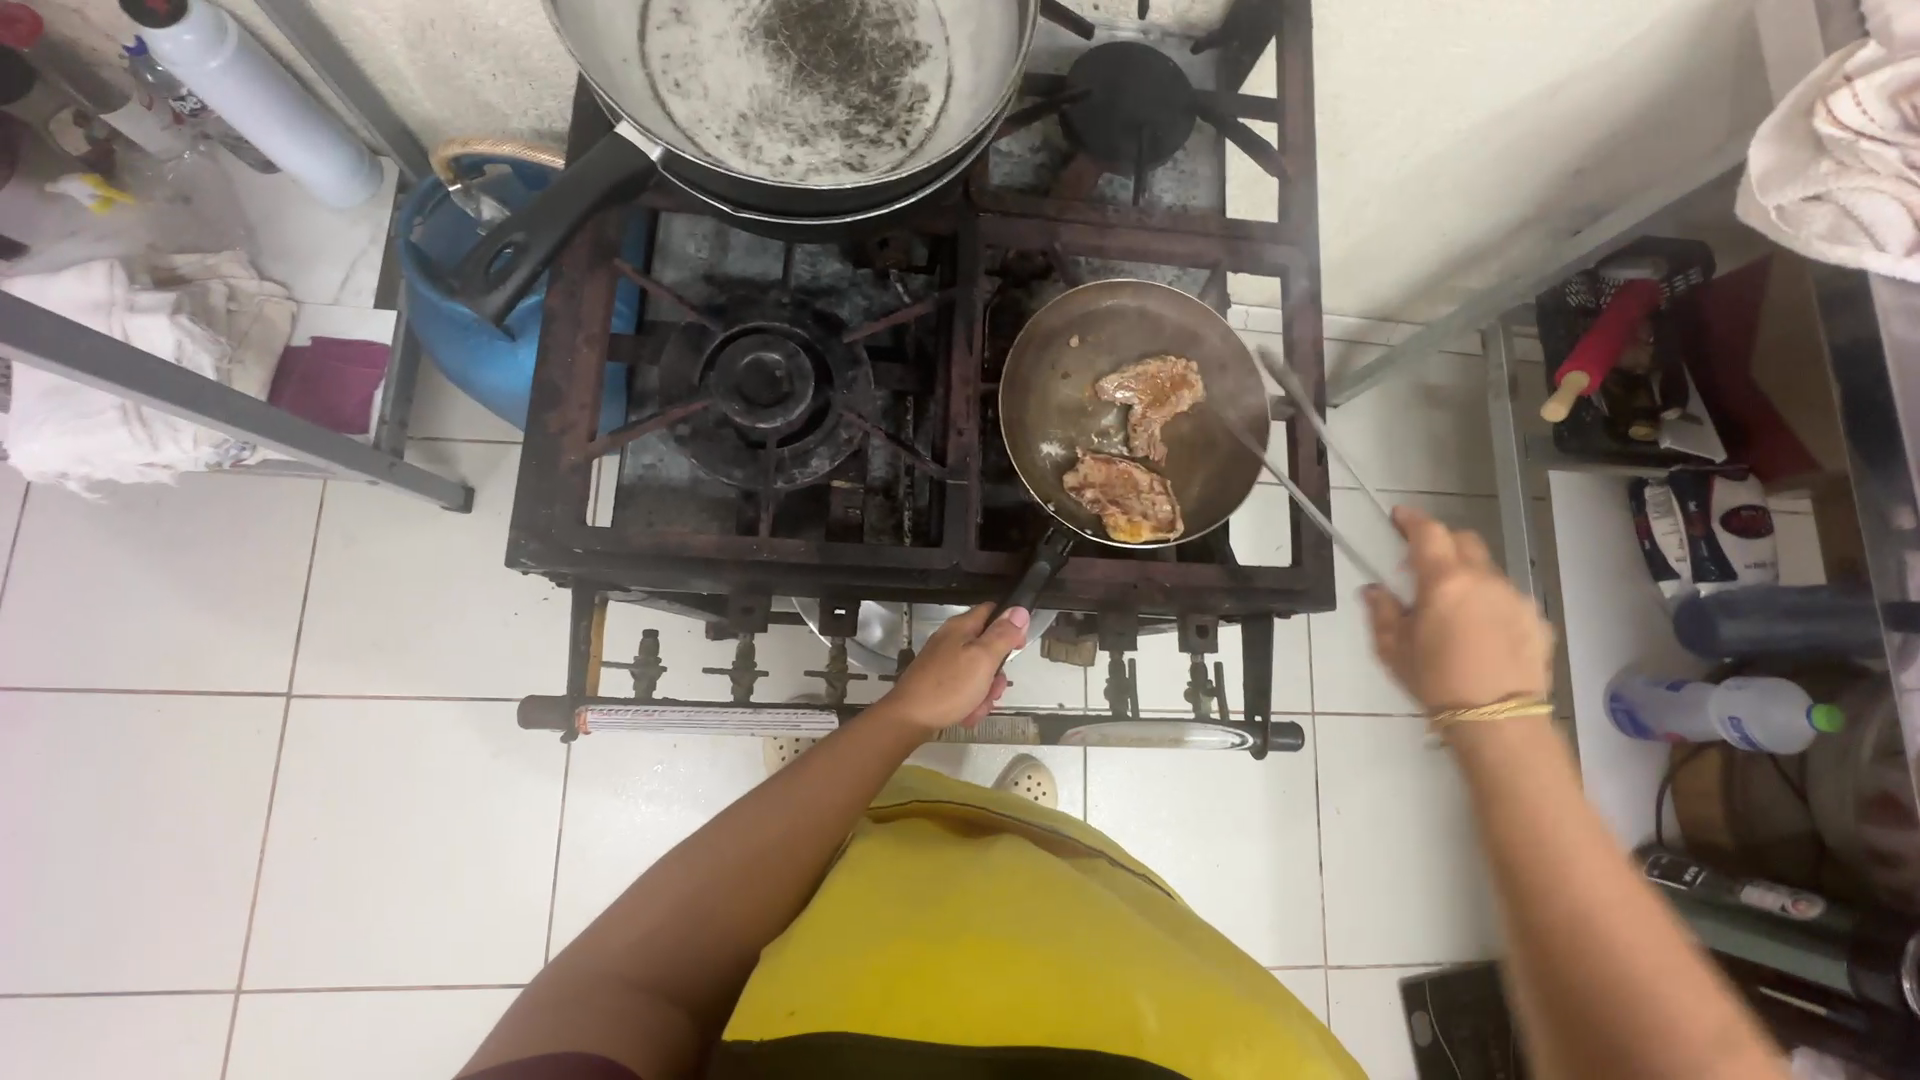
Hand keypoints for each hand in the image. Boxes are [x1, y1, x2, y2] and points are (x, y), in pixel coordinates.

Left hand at [875, 604, 1029, 733]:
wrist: (909, 719)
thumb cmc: (949, 686)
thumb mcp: (982, 659)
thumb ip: (1002, 635)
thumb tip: (1019, 610)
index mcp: (961, 627)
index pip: (992, 611)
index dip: (1010, 625)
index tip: (1018, 647)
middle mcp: (951, 640)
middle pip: (988, 648)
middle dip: (996, 672)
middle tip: (993, 688)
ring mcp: (944, 662)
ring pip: (979, 673)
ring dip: (984, 693)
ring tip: (977, 706)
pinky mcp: (939, 683)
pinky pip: (965, 689)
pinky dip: (970, 702)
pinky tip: (966, 715)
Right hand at [1364, 506, 1553, 713]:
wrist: (1499, 720)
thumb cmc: (1436, 681)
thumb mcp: (1393, 649)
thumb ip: (1381, 611)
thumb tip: (1375, 591)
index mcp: (1445, 582)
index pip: (1429, 533)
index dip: (1412, 520)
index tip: (1398, 517)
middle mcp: (1485, 580)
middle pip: (1464, 542)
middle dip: (1441, 544)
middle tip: (1419, 564)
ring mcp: (1516, 599)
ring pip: (1487, 571)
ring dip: (1466, 577)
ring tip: (1452, 608)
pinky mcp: (1537, 621)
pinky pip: (1507, 599)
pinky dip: (1489, 603)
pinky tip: (1480, 633)